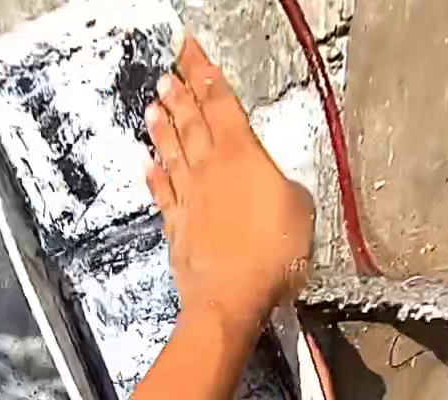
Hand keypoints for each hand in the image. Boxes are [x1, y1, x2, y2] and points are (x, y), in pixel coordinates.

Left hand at [146, 37, 314, 337]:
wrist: (230, 299)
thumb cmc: (270, 257)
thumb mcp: (298, 211)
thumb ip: (284, 188)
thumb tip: (276, 187)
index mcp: (241, 155)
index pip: (220, 103)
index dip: (205, 75)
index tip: (191, 52)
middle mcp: (208, 171)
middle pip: (191, 123)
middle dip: (180, 93)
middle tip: (168, 72)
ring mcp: (189, 201)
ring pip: (172, 154)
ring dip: (162, 129)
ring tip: (153, 107)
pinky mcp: (177, 230)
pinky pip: (163, 196)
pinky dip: (155, 179)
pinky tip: (149, 166)